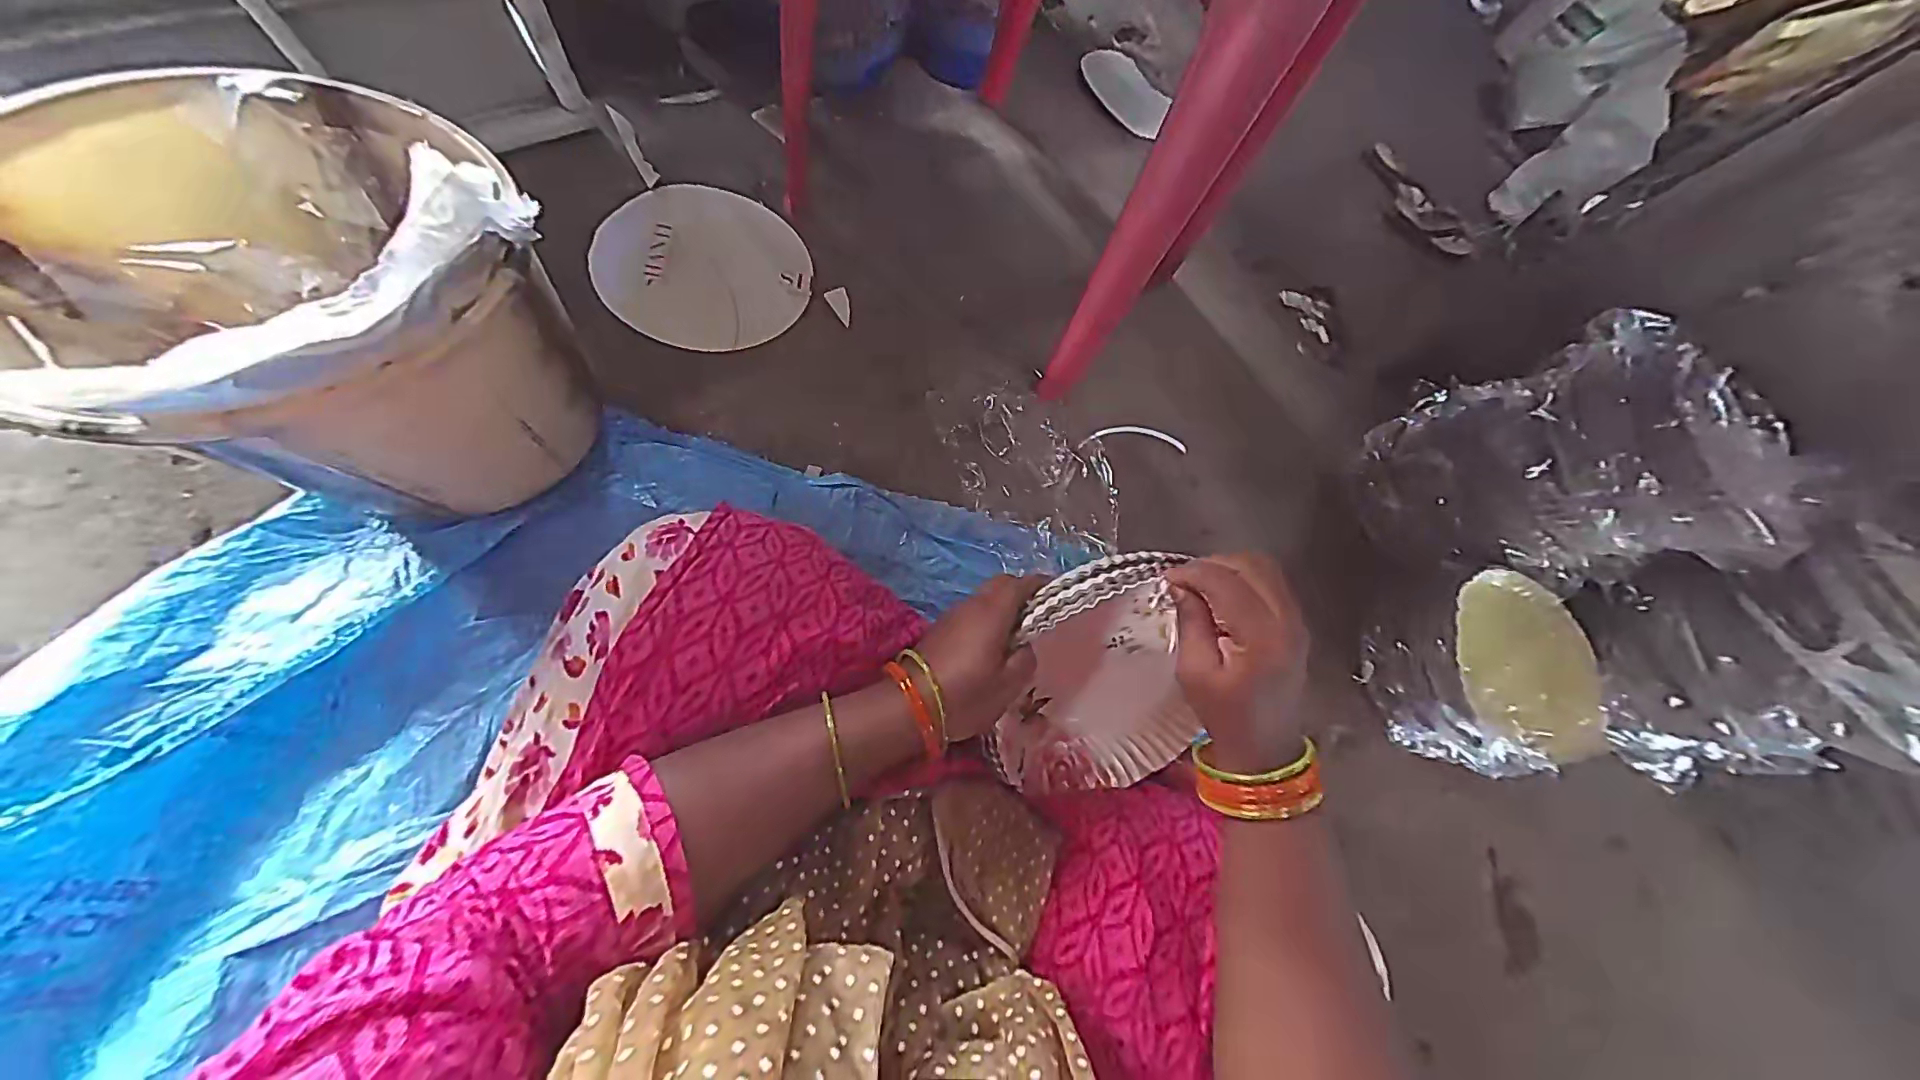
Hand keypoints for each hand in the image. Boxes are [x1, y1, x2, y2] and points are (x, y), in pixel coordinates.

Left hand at [913, 575, 1046, 741]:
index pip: (1021, 583)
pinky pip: (970, 614)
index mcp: (993, 611)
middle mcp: (971, 605)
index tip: (1054, 594)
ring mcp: (952, 615)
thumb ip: (1025, 660)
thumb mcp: (1008, 685)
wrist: (911, 705)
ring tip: (1015, 634)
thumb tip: (1024, 646)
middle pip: (1000, 585)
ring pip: (983, 599)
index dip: (1040, 585)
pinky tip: (990, 645)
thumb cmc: (967, 694)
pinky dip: (985, 620)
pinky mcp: (940, 629)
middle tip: (1036, 614)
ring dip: (1001, 608)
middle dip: (1020, 593)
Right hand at [1167, 554, 1309, 773]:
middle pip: (1251, 565)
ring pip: (1264, 568)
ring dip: (1228, 568)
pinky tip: (1219, 595)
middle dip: (1211, 565)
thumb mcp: (1194, 672)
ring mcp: (1296, 620)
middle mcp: (1287, 620)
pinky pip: (1270, 582)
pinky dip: (1242, 578)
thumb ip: (1190, 623)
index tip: (1167, 579)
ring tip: (1199, 585)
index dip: (1193, 573)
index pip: (1227, 582)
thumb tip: (1181, 587)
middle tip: (1182, 581)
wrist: (1266, 746)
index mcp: (1262, 637)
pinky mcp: (1295, 622)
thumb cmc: (1225, 714)